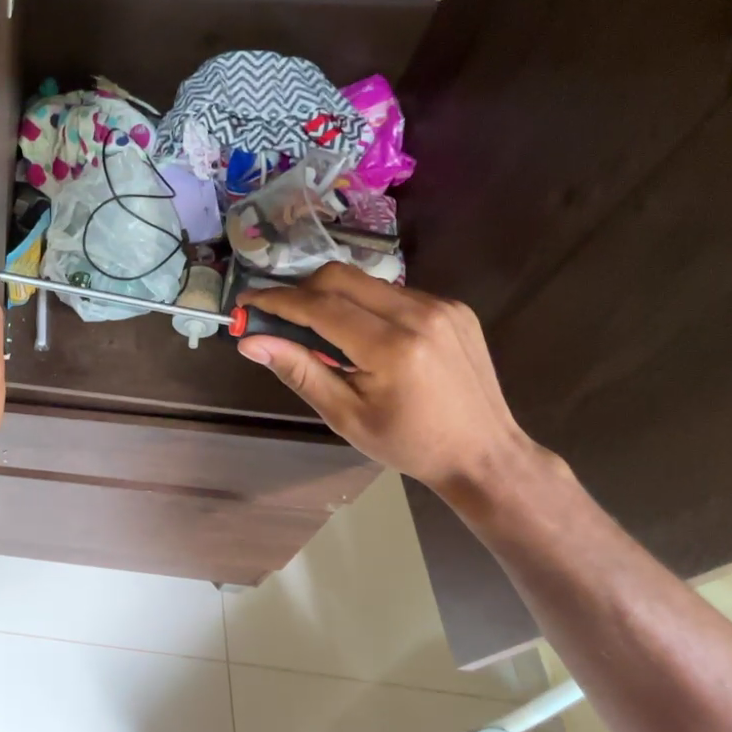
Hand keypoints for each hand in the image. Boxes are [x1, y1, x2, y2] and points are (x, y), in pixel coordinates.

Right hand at [236, 262, 533, 489]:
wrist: (485, 454)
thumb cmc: (408, 443)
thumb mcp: (344, 416)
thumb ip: (298, 370)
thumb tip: (250, 341)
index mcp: (392, 348)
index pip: (319, 306)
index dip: (276, 300)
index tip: (246, 302)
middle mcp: (419, 315)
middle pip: (340, 277)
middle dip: (300, 290)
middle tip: (279, 315)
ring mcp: (442, 307)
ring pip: (365, 281)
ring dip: (332, 296)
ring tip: (319, 329)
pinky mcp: (453, 308)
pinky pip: (392, 292)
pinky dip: (364, 304)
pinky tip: (362, 335)